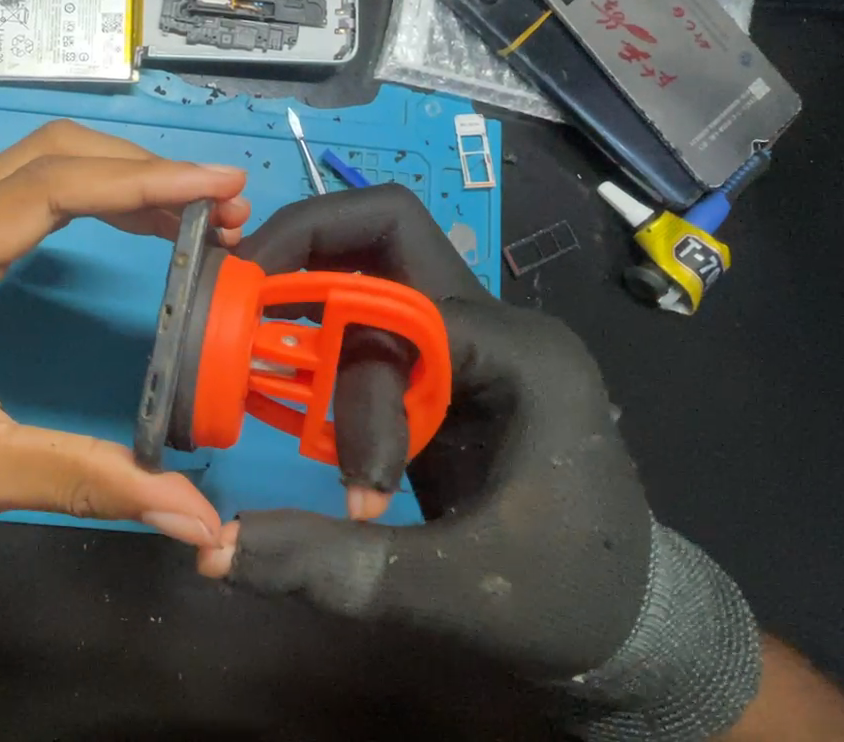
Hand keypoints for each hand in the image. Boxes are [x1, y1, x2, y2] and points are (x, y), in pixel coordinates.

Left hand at [0, 121, 250, 548]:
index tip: (215, 185)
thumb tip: (192, 515)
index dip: (137, 181)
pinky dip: (103, 195)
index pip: (45, 190)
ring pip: (47, 162)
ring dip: (128, 176)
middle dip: (144, 170)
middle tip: (223, 204)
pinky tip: (148, 223)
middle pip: (52, 155)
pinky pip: (39, 190)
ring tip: (202, 213)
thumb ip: (87, 481)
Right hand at [197, 186, 761, 739]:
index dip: (353, 393)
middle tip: (243, 287)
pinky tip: (283, 363)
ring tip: (253, 324)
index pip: (403, 325)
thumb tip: (214, 551)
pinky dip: (315, 323)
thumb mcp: (458, 591)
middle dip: (304, 243)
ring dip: (305, 282)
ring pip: (368, 258)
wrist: (629, 618)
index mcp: (520, 354)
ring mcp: (461, 333)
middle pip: (385, 225)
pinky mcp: (435, 360)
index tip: (340, 479)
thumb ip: (339, 565)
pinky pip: (363, 310)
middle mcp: (490, 320)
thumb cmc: (566, 597)